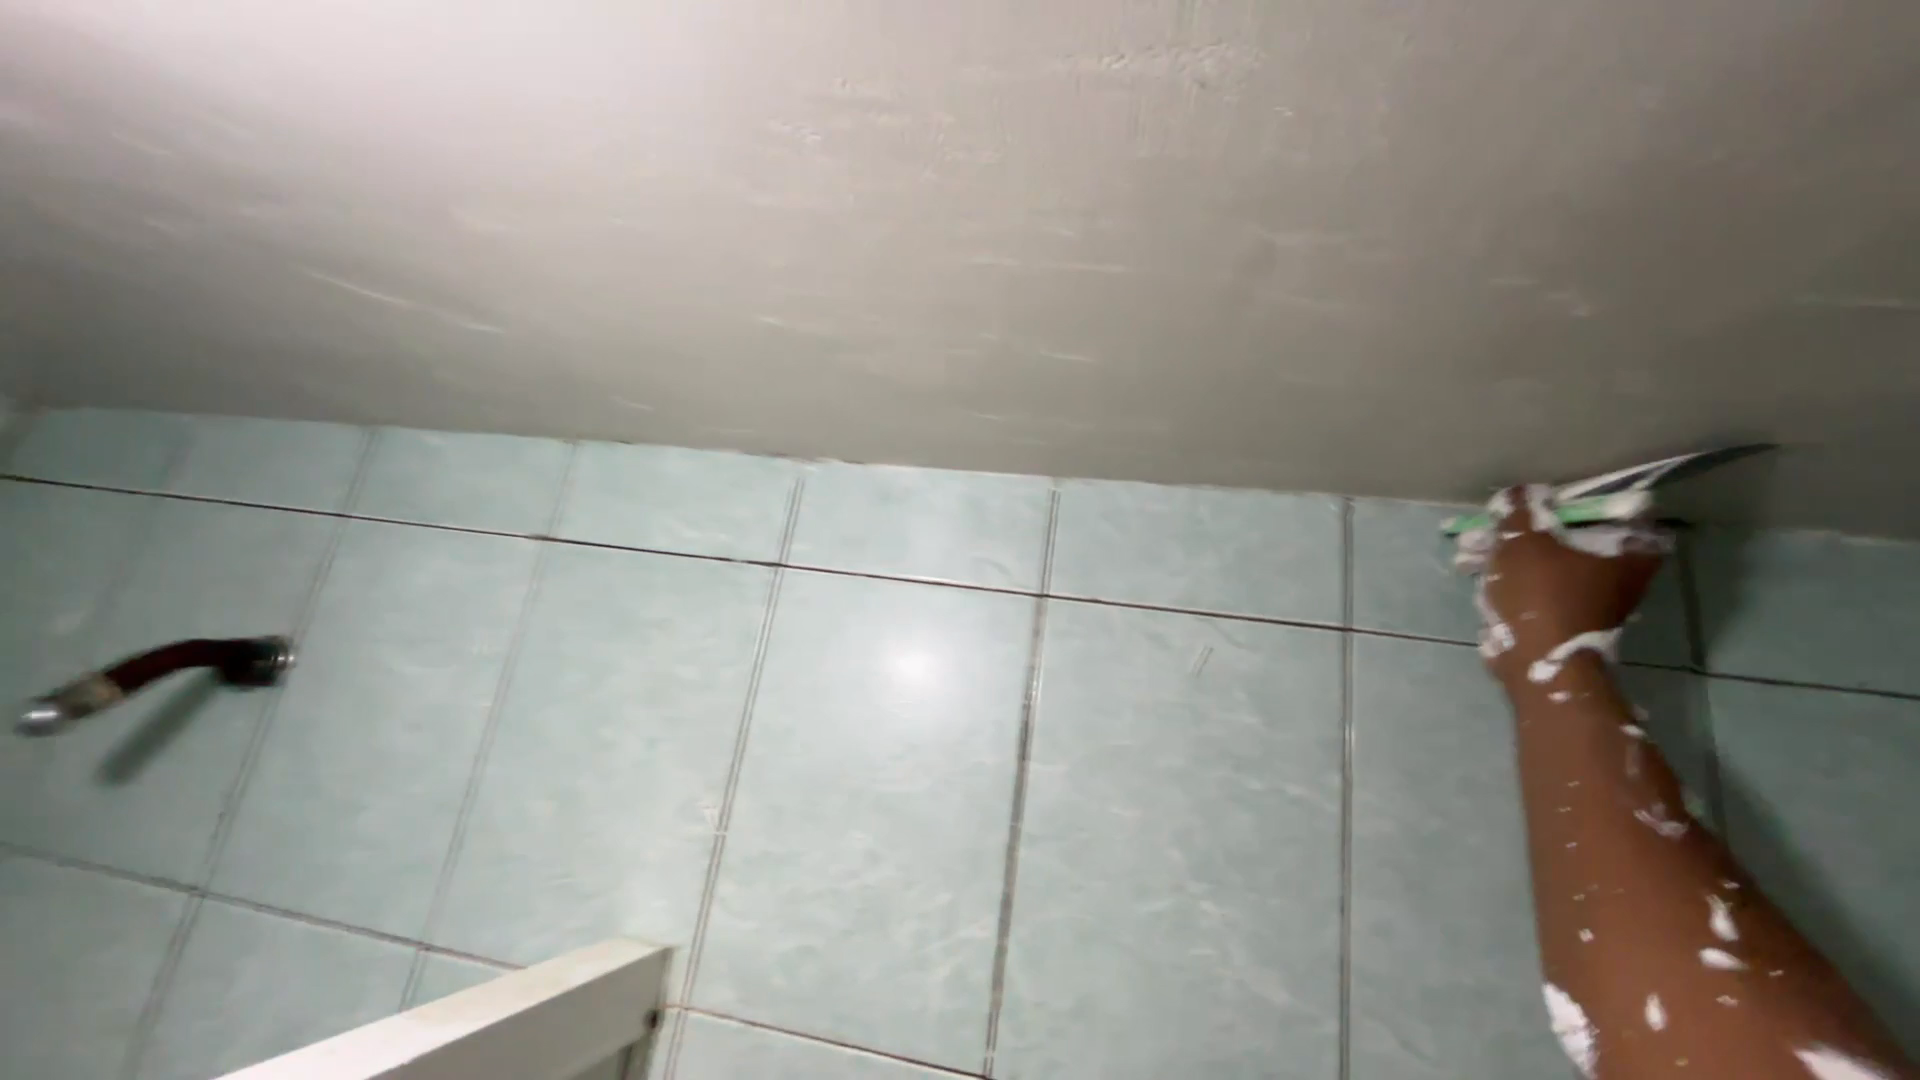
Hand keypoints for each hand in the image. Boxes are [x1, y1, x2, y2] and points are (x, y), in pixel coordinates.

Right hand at [1463, 484, 1668, 688]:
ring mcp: (1598, 595)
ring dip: (1505, 554)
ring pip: (1547, 560)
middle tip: (1483, 530)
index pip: (1602, 504)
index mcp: (1632, 545)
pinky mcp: (1571, 615)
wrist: (1538, 660)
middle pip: (1567, 534)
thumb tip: (1520, 492)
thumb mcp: (1522, 537)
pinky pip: (1541, 584)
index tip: (1527, 504)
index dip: (1560, 499)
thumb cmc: (1539, 592)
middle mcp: (1625, 569)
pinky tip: (1477, 574)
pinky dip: (1512, 578)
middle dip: (1518, 531)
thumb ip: (1519, 506)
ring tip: (1466, 555)